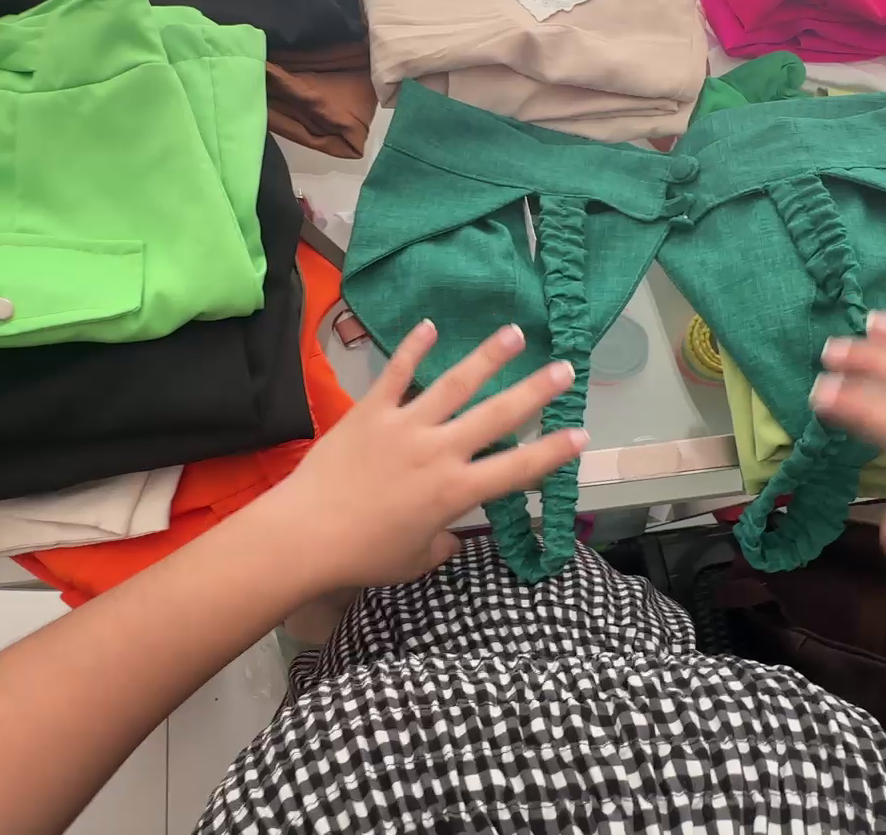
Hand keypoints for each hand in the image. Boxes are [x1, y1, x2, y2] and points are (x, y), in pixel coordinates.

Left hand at [250, 320, 586, 592]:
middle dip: (535, 391)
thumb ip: (442, 544)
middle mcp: (439, 451)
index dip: (552, 453)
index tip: (581, 432)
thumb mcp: (413, 560)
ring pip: (455, 384)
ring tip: (514, 333)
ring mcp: (406, 425)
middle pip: (497, 416)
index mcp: (455, 491)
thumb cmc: (362, 554)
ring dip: (487, 357)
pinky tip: (430, 326)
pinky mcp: (372, 410)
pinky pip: (396, 373)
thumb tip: (454, 536)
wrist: (304, 534)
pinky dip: (413, 348)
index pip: (517, 470)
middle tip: (564, 368)